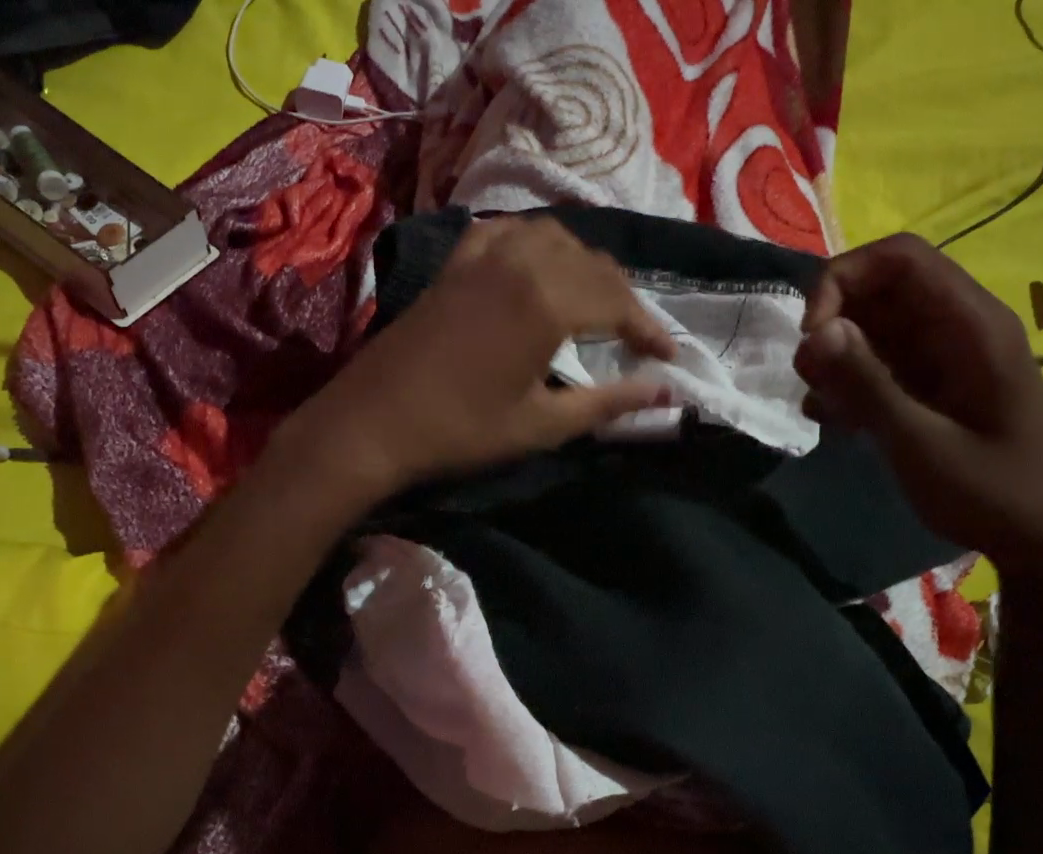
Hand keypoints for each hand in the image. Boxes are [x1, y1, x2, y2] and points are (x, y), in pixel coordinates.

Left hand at [278, 217, 676, 494]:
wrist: (373, 423)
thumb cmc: (461, 431)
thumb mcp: (543, 424)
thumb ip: (609, 404)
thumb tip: (666, 395)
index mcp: (548, 301)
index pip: (619, 302)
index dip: (650, 329)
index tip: (669, 358)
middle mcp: (521, 262)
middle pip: (593, 264)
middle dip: (623, 298)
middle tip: (634, 336)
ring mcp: (482, 255)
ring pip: (554, 238)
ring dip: (584, 265)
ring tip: (594, 300)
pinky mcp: (454, 263)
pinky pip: (506, 232)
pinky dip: (534, 243)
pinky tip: (536, 265)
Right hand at [796, 234, 1042, 573]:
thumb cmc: (996, 493)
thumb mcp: (922, 444)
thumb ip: (868, 385)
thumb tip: (817, 331)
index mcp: (970, 326)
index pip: (898, 259)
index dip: (843, 279)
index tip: (811, 335)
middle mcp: (958, 330)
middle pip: (880, 291)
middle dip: (832, 324)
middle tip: (810, 379)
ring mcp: (947, 361)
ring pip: (875, 330)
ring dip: (836, 359)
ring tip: (823, 408)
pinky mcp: (936, 391)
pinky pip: (883, 366)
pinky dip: (851, 385)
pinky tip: (836, 423)